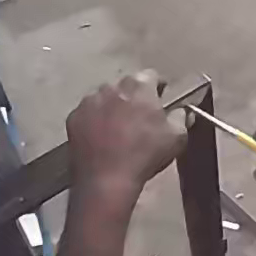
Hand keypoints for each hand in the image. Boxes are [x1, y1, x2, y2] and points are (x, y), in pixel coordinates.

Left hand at [67, 71, 185, 199]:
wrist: (107, 179)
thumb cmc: (145, 155)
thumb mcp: (176, 137)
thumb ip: (181, 117)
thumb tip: (182, 110)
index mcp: (139, 86)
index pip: (151, 76)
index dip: (158, 88)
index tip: (161, 101)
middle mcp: (111, 86)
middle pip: (126, 86)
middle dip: (133, 98)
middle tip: (139, 119)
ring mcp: (89, 101)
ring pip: (104, 98)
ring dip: (112, 108)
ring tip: (117, 130)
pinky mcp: (73, 117)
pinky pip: (87, 114)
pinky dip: (94, 122)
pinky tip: (100, 139)